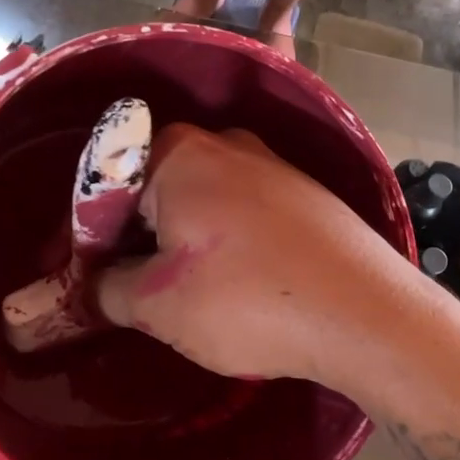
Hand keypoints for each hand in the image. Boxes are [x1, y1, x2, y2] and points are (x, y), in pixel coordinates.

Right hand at [94, 124, 417, 386]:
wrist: (369, 316)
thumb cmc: (247, 300)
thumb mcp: (158, 305)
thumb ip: (107, 289)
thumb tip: (91, 286)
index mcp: (179, 153)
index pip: (107, 184)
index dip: (90, 234)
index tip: (91, 277)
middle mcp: (226, 144)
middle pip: (156, 187)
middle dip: (138, 238)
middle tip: (135, 290)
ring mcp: (273, 166)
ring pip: (203, 201)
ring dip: (184, 242)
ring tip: (189, 295)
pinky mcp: (307, 196)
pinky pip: (245, 213)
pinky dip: (227, 243)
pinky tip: (240, 285)